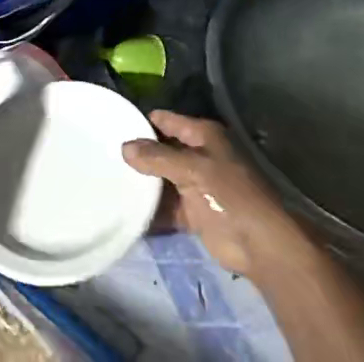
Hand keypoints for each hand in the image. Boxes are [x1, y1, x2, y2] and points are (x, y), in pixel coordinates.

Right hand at [122, 111, 315, 279]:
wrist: (259, 243)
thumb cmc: (229, 195)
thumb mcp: (193, 169)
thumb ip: (158, 158)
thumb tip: (125, 146)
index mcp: (203, 135)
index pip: (167, 121)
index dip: (143, 122)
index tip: (113, 126)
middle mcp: (199, 155)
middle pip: (163, 150)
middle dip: (139, 154)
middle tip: (105, 157)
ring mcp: (196, 184)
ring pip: (163, 179)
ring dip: (143, 184)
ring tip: (108, 182)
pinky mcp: (194, 212)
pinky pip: (167, 207)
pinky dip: (151, 210)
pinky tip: (125, 212)